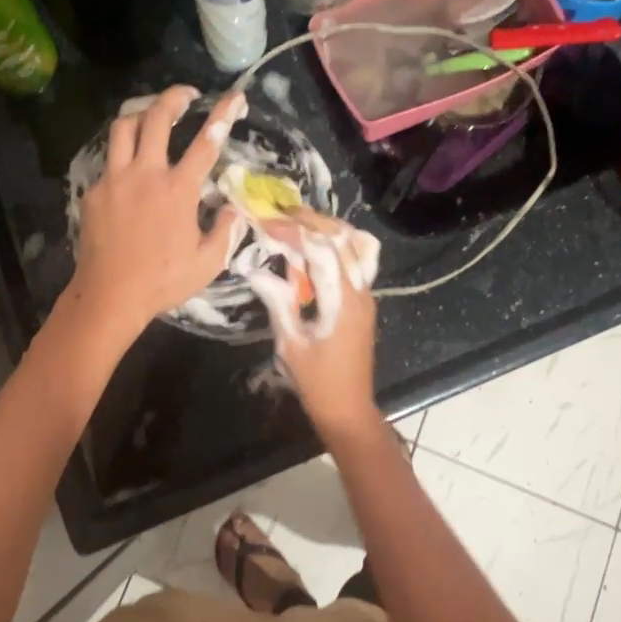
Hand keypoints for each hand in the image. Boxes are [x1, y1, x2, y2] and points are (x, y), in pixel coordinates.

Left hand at [66, 86, 243, 337]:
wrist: (109, 295)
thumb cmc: (163, 281)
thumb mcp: (208, 263)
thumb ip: (225, 232)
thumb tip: (232, 209)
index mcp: (179, 189)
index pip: (207, 141)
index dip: (224, 114)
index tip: (235, 96)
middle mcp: (146, 174)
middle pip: (157, 118)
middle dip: (174, 97)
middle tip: (186, 94)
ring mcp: (115, 179)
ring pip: (124, 128)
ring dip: (141, 114)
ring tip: (151, 116)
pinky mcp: (95, 191)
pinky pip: (109, 160)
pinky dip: (122, 153)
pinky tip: (130, 167)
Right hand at [246, 210, 381, 434]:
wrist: (349, 409)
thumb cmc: (317, 382)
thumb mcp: (290, 344)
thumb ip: (277, 302)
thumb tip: (254, 269)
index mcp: (342, 302)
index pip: (321, 251)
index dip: (294, 231)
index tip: (268, 223)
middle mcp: (360, 292)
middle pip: (343, 240)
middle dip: (313, 221)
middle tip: (282, 213)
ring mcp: (366, 295)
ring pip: (356, 246)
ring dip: (328, 229)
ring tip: (299, 223)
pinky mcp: (364, 302)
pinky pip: (358, 261)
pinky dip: (338, 245)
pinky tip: (315, 247)